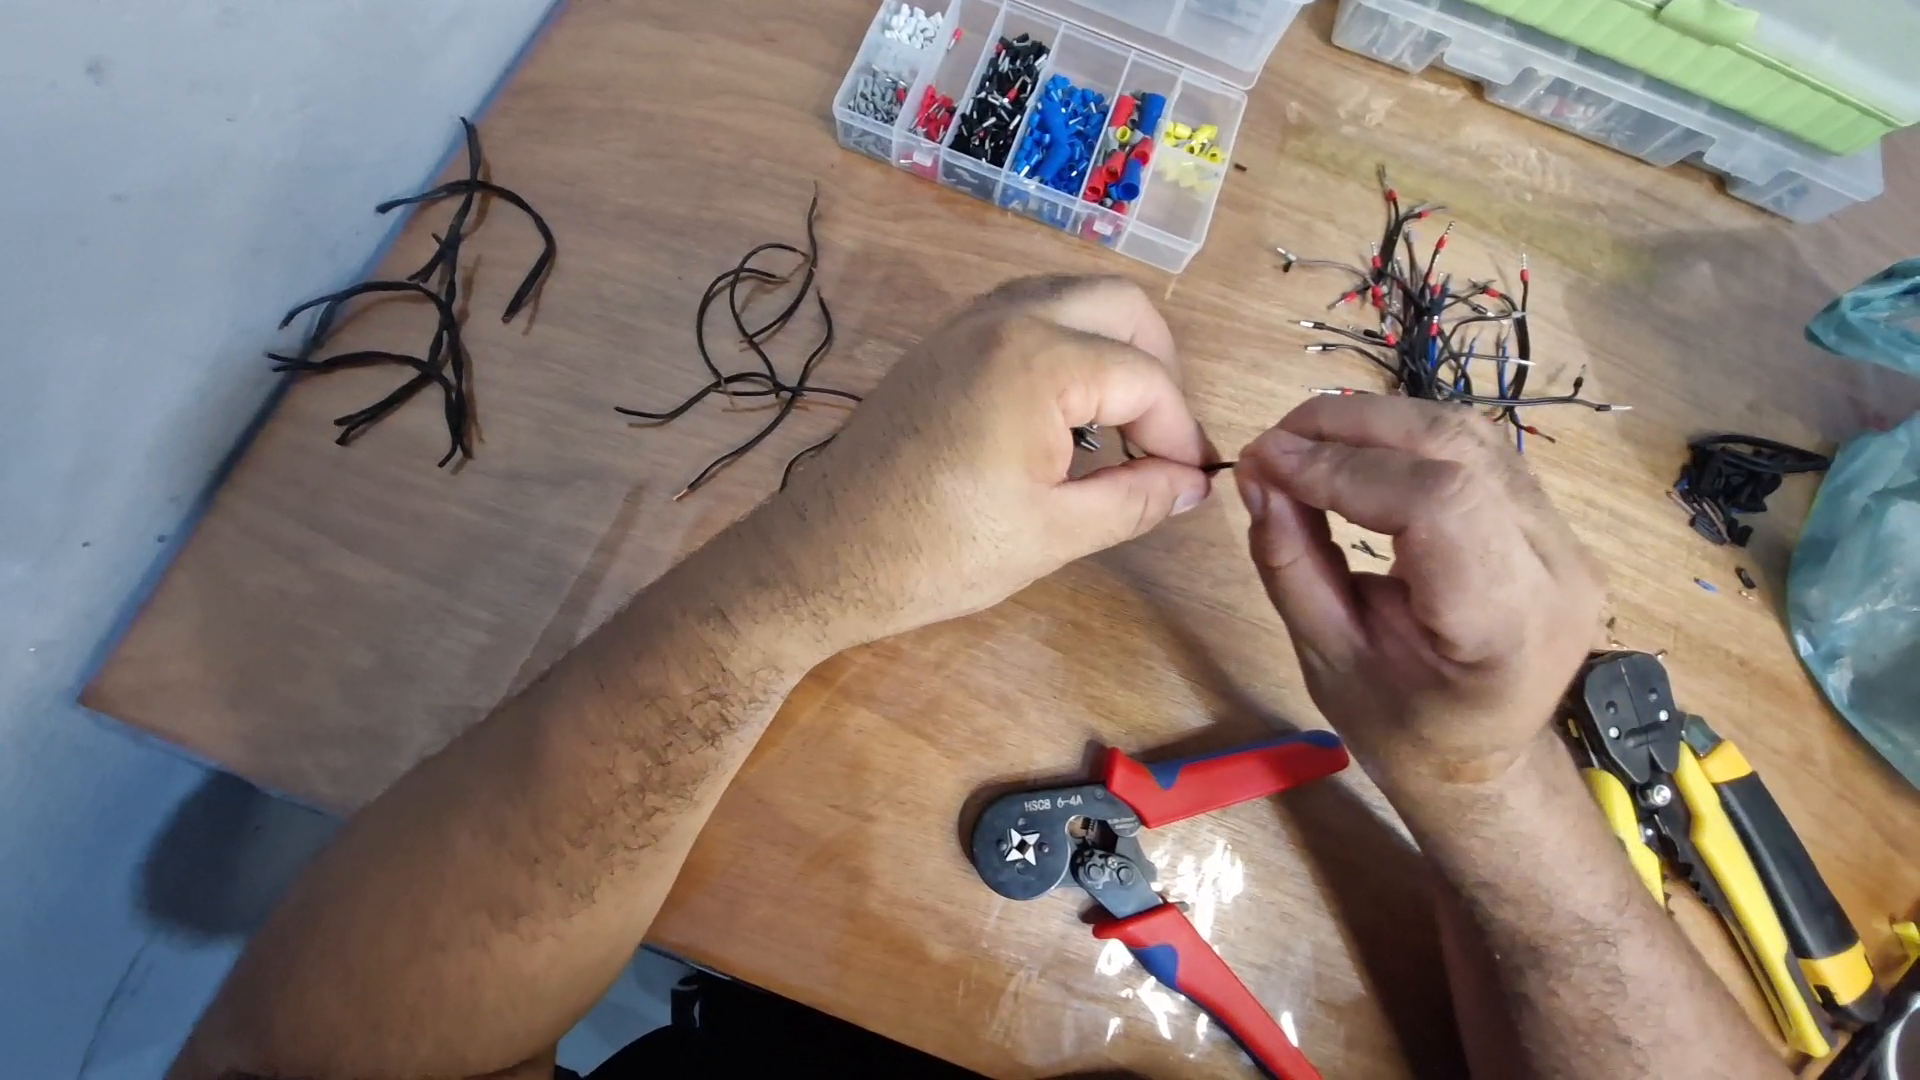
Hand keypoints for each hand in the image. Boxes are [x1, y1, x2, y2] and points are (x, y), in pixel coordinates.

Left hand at [749, 276, 1213, 648]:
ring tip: (1116, 425)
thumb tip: (1193, 483)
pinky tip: (1060, 412)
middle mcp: (1002, 318)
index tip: (1189, 480)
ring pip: (1069, 299)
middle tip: (1158, 438)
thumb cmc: (937, 554)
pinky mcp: (939, 344)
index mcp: (1037, 360)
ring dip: (1109, 349)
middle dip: (1157, 367)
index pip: (1146, 378)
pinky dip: (1062, 347)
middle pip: (1118, 306)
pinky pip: (1023, 316)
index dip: (1179, 432)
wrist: (824, 557)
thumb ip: (1138, 499)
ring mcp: (963, 324)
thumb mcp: (1053, 533)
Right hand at [1234, 396, 1603, 789]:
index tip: (1262, 460)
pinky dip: (1399, 436)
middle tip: (1272, 442)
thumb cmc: (1396, 724)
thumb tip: (1257, 475)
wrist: (1479, 754)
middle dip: (1349, 427)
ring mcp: (1563, 537)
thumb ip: (1289, 561)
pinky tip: (1349, 451)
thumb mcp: (1324, 657)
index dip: (1339, 468)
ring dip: (1372, 421)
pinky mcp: (1548, 520)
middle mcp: (1555, 567)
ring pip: (1469, 433)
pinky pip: (1474, 449)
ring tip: (1301, 441)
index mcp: (1503, 624)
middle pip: (1456, 448)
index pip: (1435, 503)